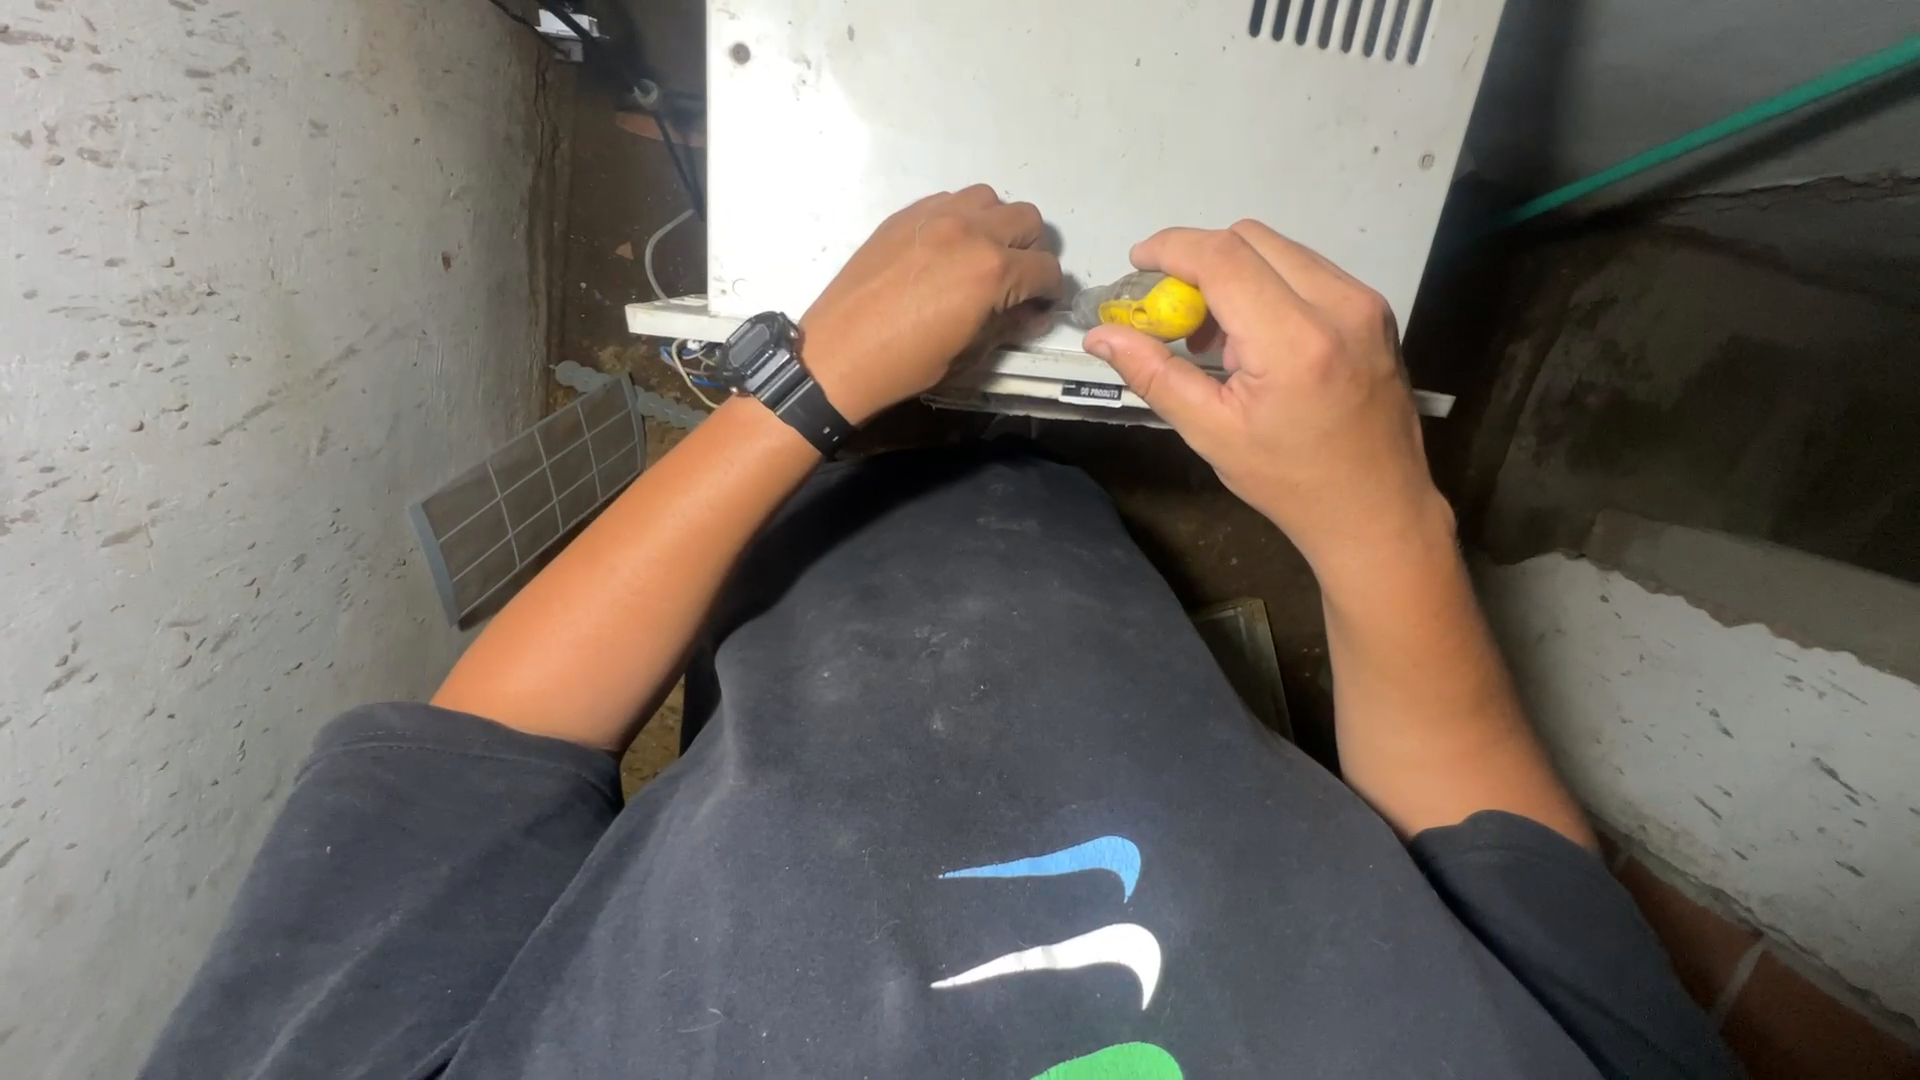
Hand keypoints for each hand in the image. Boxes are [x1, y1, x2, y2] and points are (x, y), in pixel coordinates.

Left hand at [801, 185, 1062, 424]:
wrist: (840, 354)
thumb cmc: (908, 364)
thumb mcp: (969, 354)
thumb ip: (1008, 326)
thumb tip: (1034, 315)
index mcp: (992, 270)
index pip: (1046, 268)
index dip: (1050, 291)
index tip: (1040, 306)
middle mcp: (971, 230)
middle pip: (1028, 221)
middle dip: (1032, 251)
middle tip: (1017, 281)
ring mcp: (936, 215)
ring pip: (991, 200)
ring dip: (998, 226)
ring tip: (982, 258)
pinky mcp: (906, 215)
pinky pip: (951, 200)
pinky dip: (963, 219)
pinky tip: (948, 251)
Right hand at [1083, 221, 1448, 577]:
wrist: (1375, 507)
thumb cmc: (1288, 480)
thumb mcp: (1210, 432)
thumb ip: (1154, 374)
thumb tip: (1100, 336)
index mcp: (1294, 341)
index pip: (1224, 257)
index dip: (1171, 249)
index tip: (1138, 263)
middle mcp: (1339, 305)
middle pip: (1251, 238)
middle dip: (1198, 260)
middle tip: (1171, 310)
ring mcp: (1365, 303)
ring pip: (1281, 249)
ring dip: (1233, 273)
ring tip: (1212, 334)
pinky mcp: (1375, 310)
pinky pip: (1307, 270)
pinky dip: (1267, 286)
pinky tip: (1252, 339)